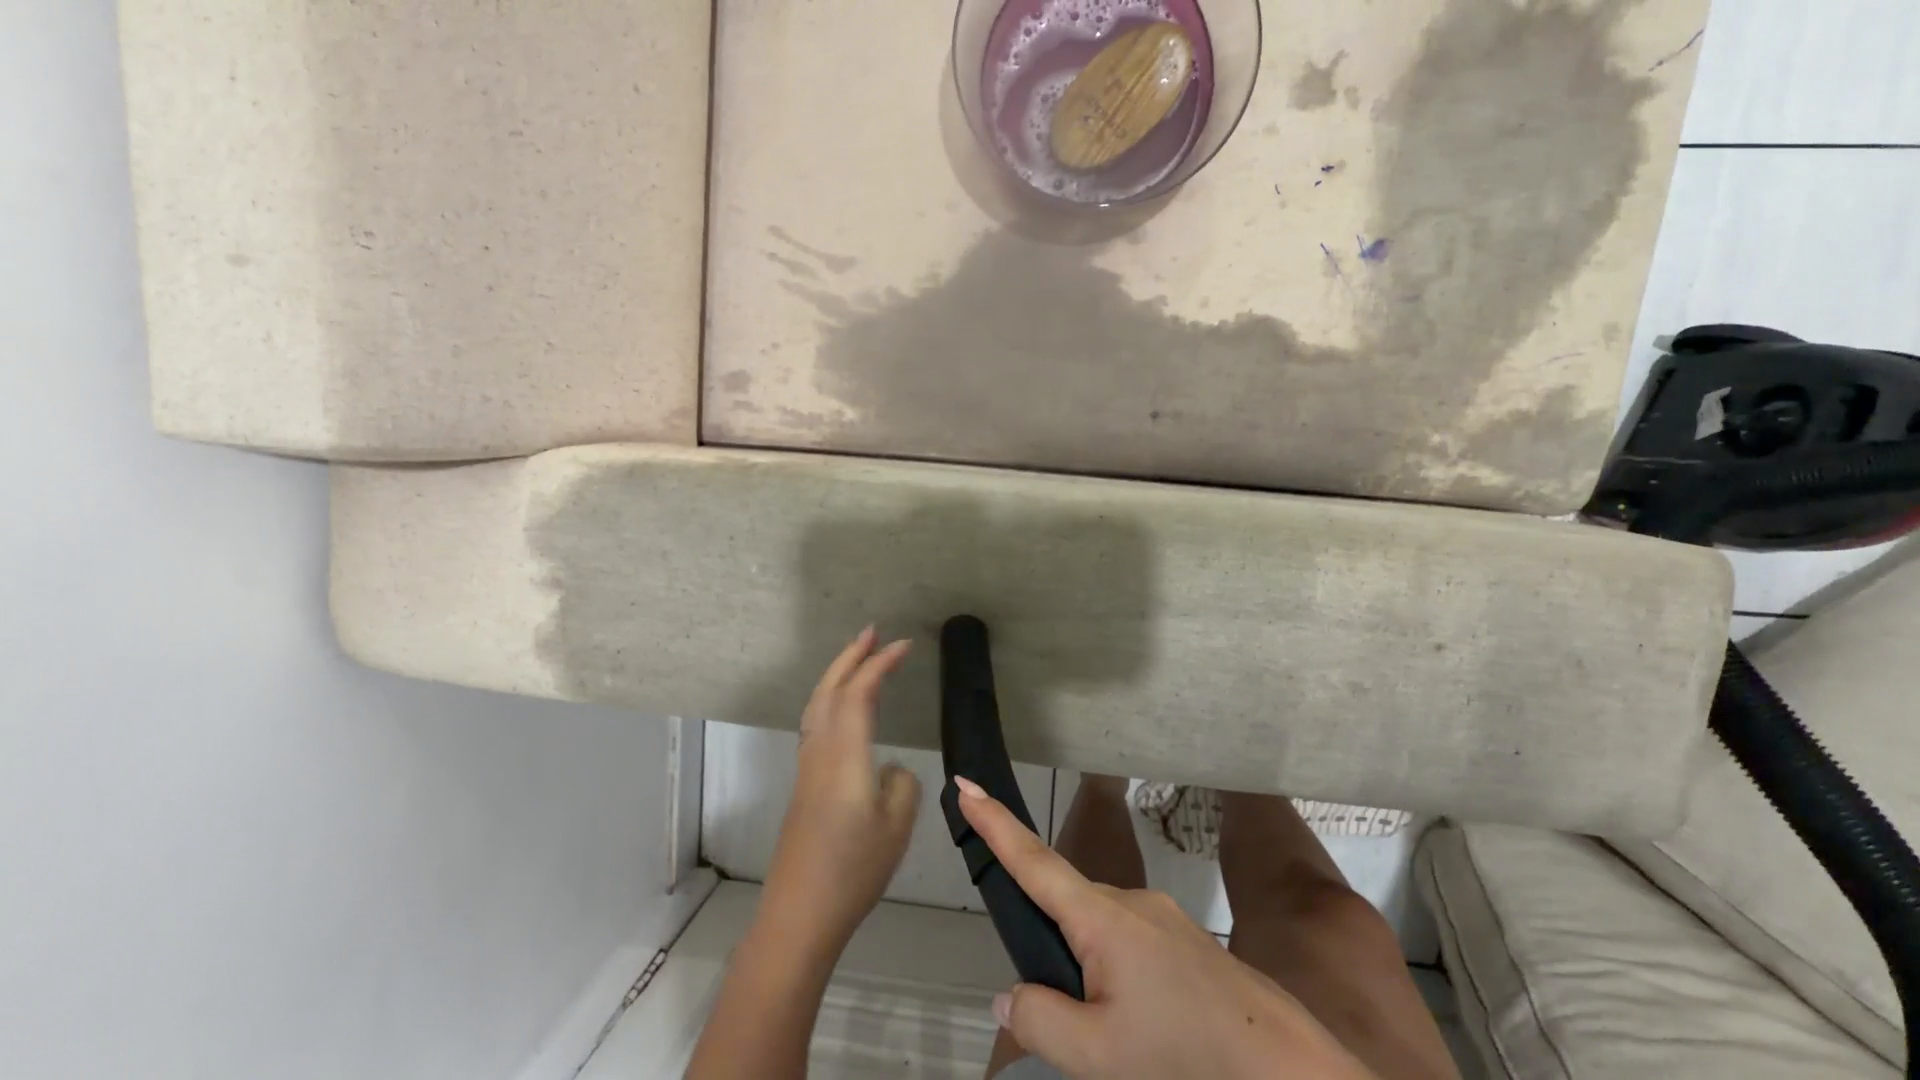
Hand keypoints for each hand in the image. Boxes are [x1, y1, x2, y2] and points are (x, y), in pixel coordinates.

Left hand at [763, 627, 921, 944]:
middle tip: (873, 631)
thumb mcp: (897, 827)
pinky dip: (830, 700)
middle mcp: (820, 752)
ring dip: (836, 676)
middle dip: (851, 656)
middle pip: (830, 690)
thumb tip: (887, 769)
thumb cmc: (854, 869)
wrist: (800, 912)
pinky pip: (815, 725)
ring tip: (857, 659)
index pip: (859, 693)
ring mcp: (806, 769)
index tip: (905, 645)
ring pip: (817, 706)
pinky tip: (842, 711)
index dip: (880, 664)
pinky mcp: (803, 787)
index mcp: (845, 755)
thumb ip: (901, 784)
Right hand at [955, 779, 1379, 1079]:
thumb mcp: (1095, 1052)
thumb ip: (1038, 1018)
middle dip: (1048, 942)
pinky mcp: (1188, 941)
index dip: (995, 823)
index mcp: (1103, 918)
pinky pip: (1130, 943)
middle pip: (1066, 906)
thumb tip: (1008, 994)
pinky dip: (1115, 973)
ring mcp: (1165, 919)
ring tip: (1108, 1032)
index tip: (966, 783)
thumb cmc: (1184, 1053)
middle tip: (1064, 1011)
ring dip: (1086, 967)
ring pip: (1100, 931)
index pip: (1034, 861)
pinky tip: (1139, 1024)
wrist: (1287, 1068)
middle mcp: (1133, 903)